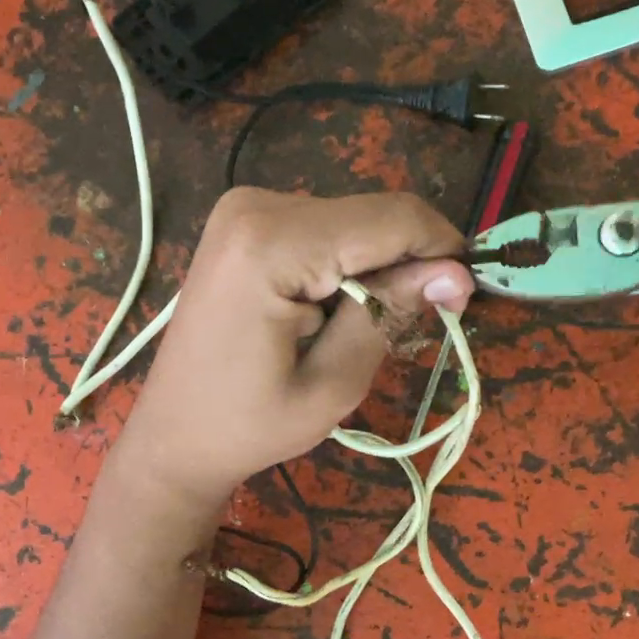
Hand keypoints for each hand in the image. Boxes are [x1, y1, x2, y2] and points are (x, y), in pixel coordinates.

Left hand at [114, 188, 472, 507]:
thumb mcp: (334, 383)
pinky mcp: (246, 221)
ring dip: (376, 269)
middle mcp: (257, 205)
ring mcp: (246, 207)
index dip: (442, 250)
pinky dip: (346, 265)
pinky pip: (325, 228)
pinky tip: (329, 312)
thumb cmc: (250, 426)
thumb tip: (459, 273)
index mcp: (272, 243)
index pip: (391, 219)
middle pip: (373, 215)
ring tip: (356, 331)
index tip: (464, 297)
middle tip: (407, 329)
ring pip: (355, 220)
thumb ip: (392, 315)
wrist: (175, 434)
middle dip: (407, 264)